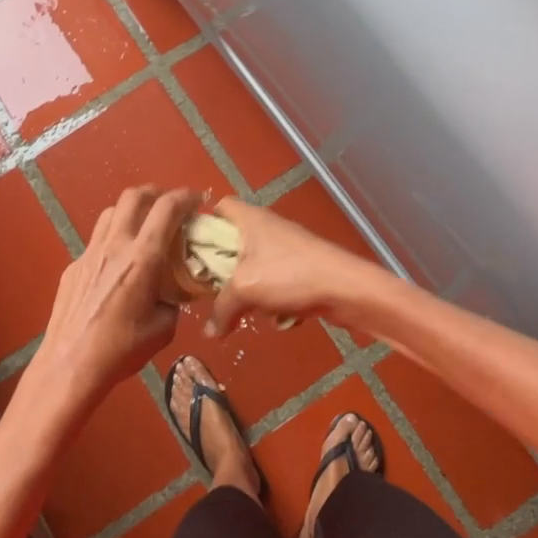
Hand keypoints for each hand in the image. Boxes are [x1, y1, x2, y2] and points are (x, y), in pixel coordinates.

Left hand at [24, 187, 197, 413]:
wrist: (71, 364)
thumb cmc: (122, 349)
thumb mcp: (163, 328)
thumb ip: (172, 300)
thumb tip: (172, 291)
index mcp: (143, 258)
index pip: (167, 209)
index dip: (185, 197)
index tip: (196, 200)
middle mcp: (115, 245)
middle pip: (134, 196)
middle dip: (156, 193)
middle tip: (168, 206)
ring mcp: (89, 253)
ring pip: (111, 213)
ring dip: (131, 211)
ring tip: (143, 228)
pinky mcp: (73, 266)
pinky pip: (96, 241)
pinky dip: (113, 240)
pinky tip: (117, 265)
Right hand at [205, 197, 390, 336]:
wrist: (345, 288)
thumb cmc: (289, 274)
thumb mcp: (245, 290)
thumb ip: (221, 308)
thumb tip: (208, 332)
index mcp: (250, 218)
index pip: (220, 205)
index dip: (204, 222)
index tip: (192, 249)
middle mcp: (268, 226)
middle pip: (235, 240)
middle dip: (225, 266)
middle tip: (212, 286)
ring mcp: (288, 246)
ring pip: (256, 265)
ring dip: (251, 288)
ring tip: (249, 307)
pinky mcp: (303, 267)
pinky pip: (277, 281)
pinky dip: (275, 298)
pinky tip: (281, 316)